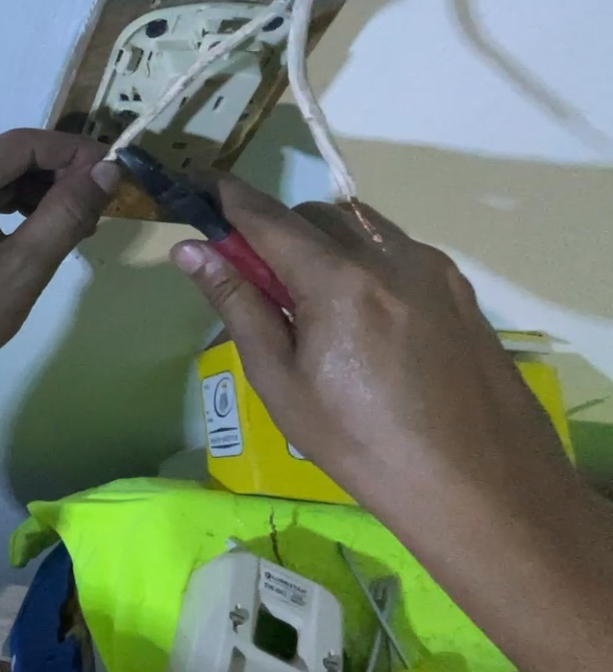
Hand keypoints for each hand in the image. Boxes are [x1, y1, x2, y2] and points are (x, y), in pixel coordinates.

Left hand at [0, 129, 115, 406]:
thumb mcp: (24, 266)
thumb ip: (67, 212)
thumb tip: (106, 169)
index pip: (20, 144)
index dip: (73, 152)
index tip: (115, 174)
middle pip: (5, 159)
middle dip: (56, 175)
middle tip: (99, 209)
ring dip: (37, 195)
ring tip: (77, 226)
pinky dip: (11, 211)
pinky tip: (40, 234)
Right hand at [170, 177, 569, 515]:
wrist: (480, 488)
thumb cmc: (355, 438)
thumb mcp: (276, 374)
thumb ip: (236, 301)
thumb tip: (190, 250)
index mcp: (339, 283)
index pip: (270, 220)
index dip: (231, 198)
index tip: (202, 183)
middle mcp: (393, 262)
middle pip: (318, 215)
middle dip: (275, 227)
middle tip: (248, 272)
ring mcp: (437, 275)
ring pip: (362, 228)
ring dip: (320, 240)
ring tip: (302, 297)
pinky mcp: (461, 295)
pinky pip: (396, 252)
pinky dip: (358, 259)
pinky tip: (351, 312)